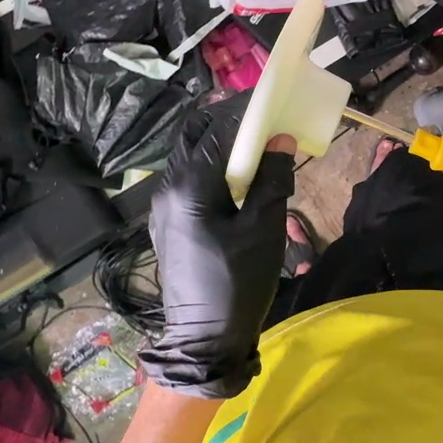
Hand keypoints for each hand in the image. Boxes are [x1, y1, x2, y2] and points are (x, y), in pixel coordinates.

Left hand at [140, 96, 294, 397]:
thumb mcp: (264, 230)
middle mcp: (168, 189)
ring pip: (189, 158)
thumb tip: (279, 139)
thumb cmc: (238, 283)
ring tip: (255, 152)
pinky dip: (212, 169)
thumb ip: (271, 179)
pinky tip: (238, 184)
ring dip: (220, 146)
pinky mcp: (167, 224)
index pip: (218, 130)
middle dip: (226, 121)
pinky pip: (188, 181)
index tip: (272, 102)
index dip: (245, 112)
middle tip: (261, 122)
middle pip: (193, 135)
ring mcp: (163, 208)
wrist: (204, 340)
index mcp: (190, 186)